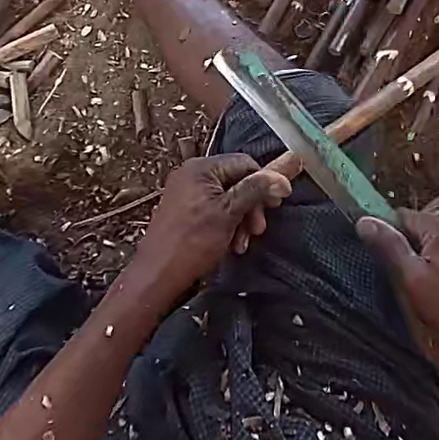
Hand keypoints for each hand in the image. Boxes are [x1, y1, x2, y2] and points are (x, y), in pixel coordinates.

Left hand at [132, 155, 290, 293]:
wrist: (156, 275)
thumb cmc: (193, 242)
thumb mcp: (229, 213)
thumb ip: (256, 190)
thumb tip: (282, 179)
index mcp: (201, 168)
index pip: (245, 164)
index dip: (263, 183)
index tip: (275, 207)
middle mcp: (192, 174)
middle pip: (237, 181)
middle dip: (252, 206)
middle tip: (257, 230)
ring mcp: (186, 192)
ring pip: (228, 197)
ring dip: (241, 219)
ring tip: (243, 242)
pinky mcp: (184, 209)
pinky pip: (215, 208)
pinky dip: (227, 224)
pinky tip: (231, 244)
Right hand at [356, 209, 438, 377]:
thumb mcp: (413, 280)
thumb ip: (390, 247)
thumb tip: (365, 220)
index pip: (404, 215)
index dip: (388, 232)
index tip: (381, 257)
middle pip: (422, 228)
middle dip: (408, 248)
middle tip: (401, 278)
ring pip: (437, 244)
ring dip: (424, 260)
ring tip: (421, 289)